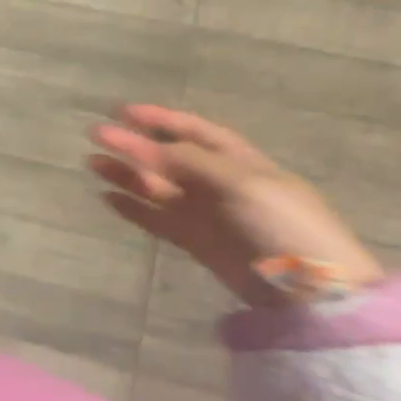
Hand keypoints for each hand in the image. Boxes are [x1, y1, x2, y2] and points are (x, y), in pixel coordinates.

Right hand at [89, 104, 382, 308]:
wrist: (308, 289)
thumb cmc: (283, 226)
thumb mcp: (243, 184)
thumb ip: (192, 163)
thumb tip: (146, 146)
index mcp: (242, 163)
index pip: (196, 132)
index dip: (160, 119)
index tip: (121, 111)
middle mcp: (221, 184)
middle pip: (170, 158)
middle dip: (134, 145)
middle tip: (95, 135)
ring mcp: (206, 214)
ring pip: (157, 187)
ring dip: (126, 174)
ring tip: (93, 164)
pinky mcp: (194, 241)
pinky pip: (155, 219)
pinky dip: (131, 208)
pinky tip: (107, 198)